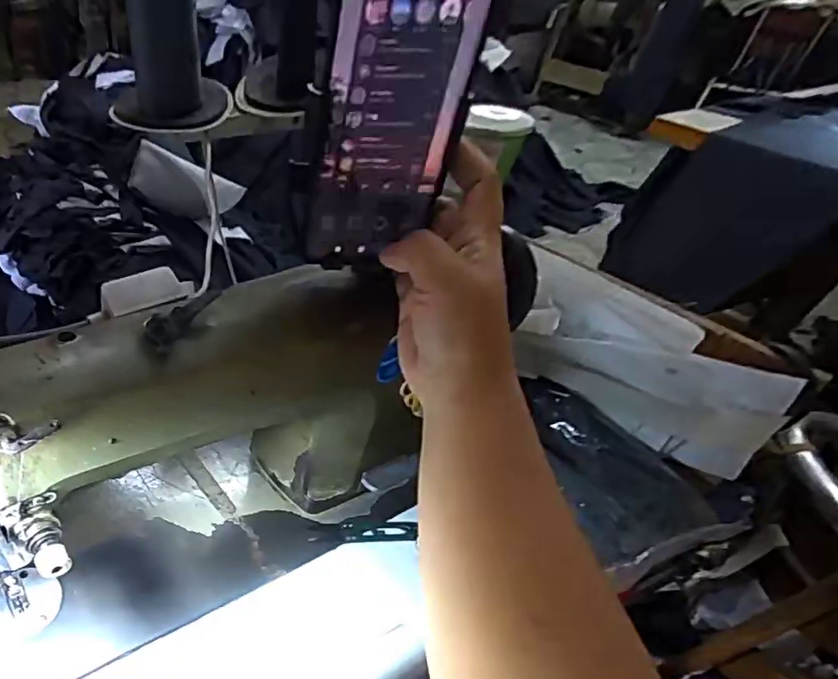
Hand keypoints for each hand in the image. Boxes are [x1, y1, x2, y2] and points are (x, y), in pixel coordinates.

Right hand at [380, 140, 513, 411]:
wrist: (455, 384)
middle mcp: (455, 250)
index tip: (435, 136)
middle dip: (415, 184)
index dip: (465, 157)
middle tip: (378, 162)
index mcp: (477, 239)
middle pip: (437, 205)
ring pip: (411, 234)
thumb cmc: (464, 331)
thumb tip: (389, 241)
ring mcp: (431, 273)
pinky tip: (358, 236)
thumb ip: (419, 248)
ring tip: (360, 193)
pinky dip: (378, 249)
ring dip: (391, 218)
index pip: (479, 184)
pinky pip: (392, 262)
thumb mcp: (448, 278)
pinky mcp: (409, 295)